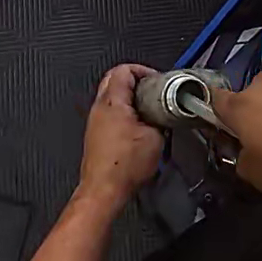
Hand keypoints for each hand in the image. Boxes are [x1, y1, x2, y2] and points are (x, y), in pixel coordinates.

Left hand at [76, 64, 163, 207]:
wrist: (104, 191)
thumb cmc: (124, 166)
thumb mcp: (156, 137)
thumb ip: (161, 117)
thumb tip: (166, 112)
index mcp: (112, 102)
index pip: (124, 69)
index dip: (144, 70)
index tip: (157, 81)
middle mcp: (99, 108)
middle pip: (115, 78)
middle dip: (136, 80)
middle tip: (154, 90)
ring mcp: (95, 121)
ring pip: (111, 95)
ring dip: (130, 96)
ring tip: (149, 107)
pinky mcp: (96, 134)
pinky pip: (110, 112)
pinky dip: (124, 111)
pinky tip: (139, 125)